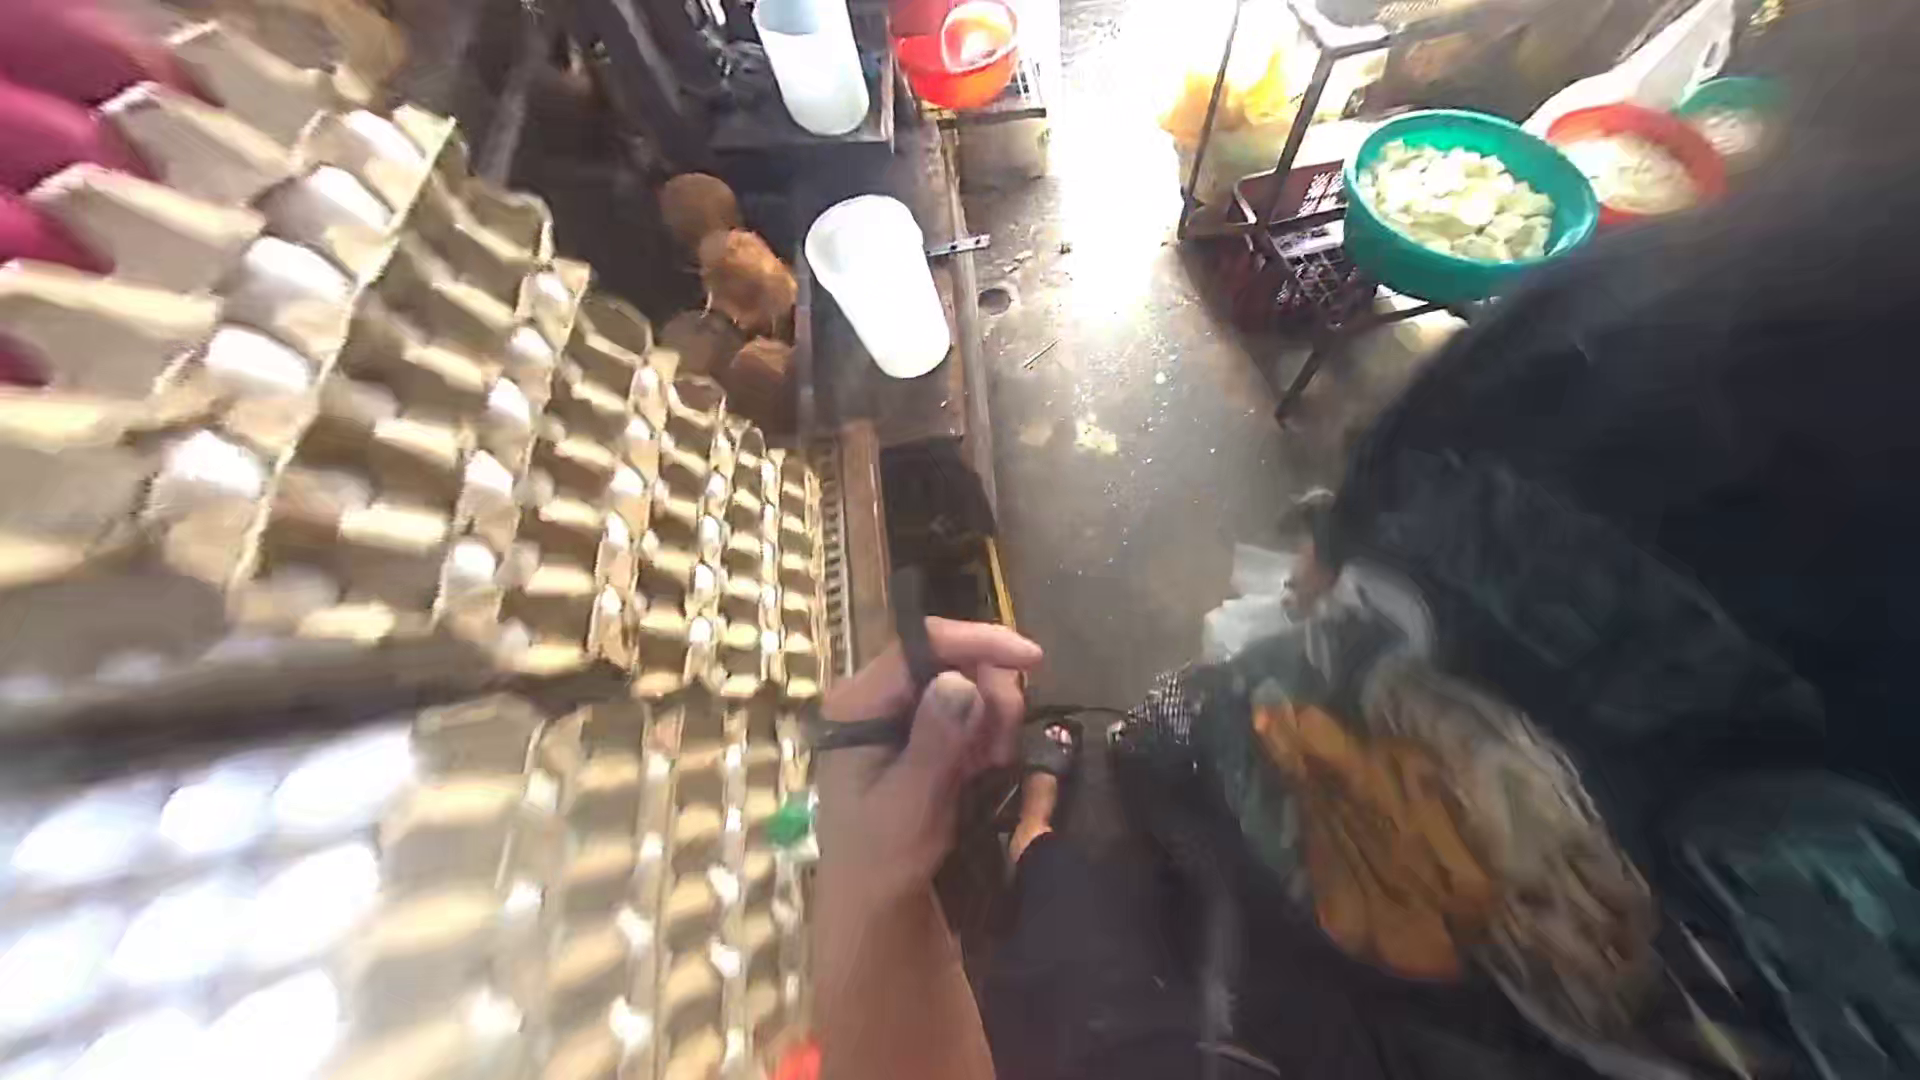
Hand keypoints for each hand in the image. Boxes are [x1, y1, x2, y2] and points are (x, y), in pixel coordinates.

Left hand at [815, 619, 1042, 904]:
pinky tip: (984, 766)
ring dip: (993, 718)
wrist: (874, 896)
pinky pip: (969, 706)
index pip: (920, 645)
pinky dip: (988, 732)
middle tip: (1001, 747)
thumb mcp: (908, 805)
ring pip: (967, 679)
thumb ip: (933, 743)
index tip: (1030, 658)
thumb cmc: (880, 857)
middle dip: (990, 694)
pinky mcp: (920, 724)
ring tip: (990, 764)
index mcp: (859, 702)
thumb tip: (961, 681)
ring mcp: (900, 707)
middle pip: (950, 657)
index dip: (977, 642)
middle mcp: (877, 693)